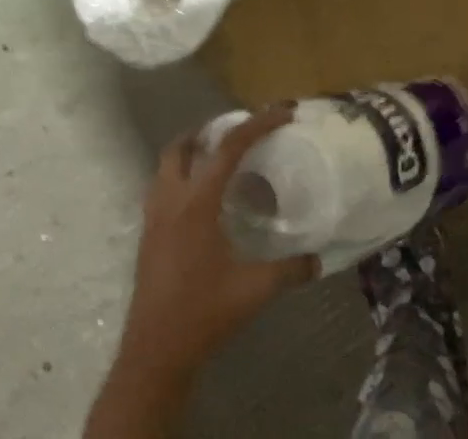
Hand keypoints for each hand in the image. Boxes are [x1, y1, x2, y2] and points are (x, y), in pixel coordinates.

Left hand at [117, 105, 318, 377]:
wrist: (155, 354)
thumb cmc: (204, 314)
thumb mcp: (255, 289)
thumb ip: (291, 269)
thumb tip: (319, 258)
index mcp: (196, 206)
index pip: (227, 149)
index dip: (257, 124)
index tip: (284, 113)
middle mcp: (170, 204)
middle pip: (181, 148)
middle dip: (210, 131)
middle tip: (243, 130)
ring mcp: (154, 221)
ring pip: (166, 168)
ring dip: (192, 152)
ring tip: (223, 157)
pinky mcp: (149, 239)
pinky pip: (162, 190)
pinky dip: (184, 178)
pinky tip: (207, 199)